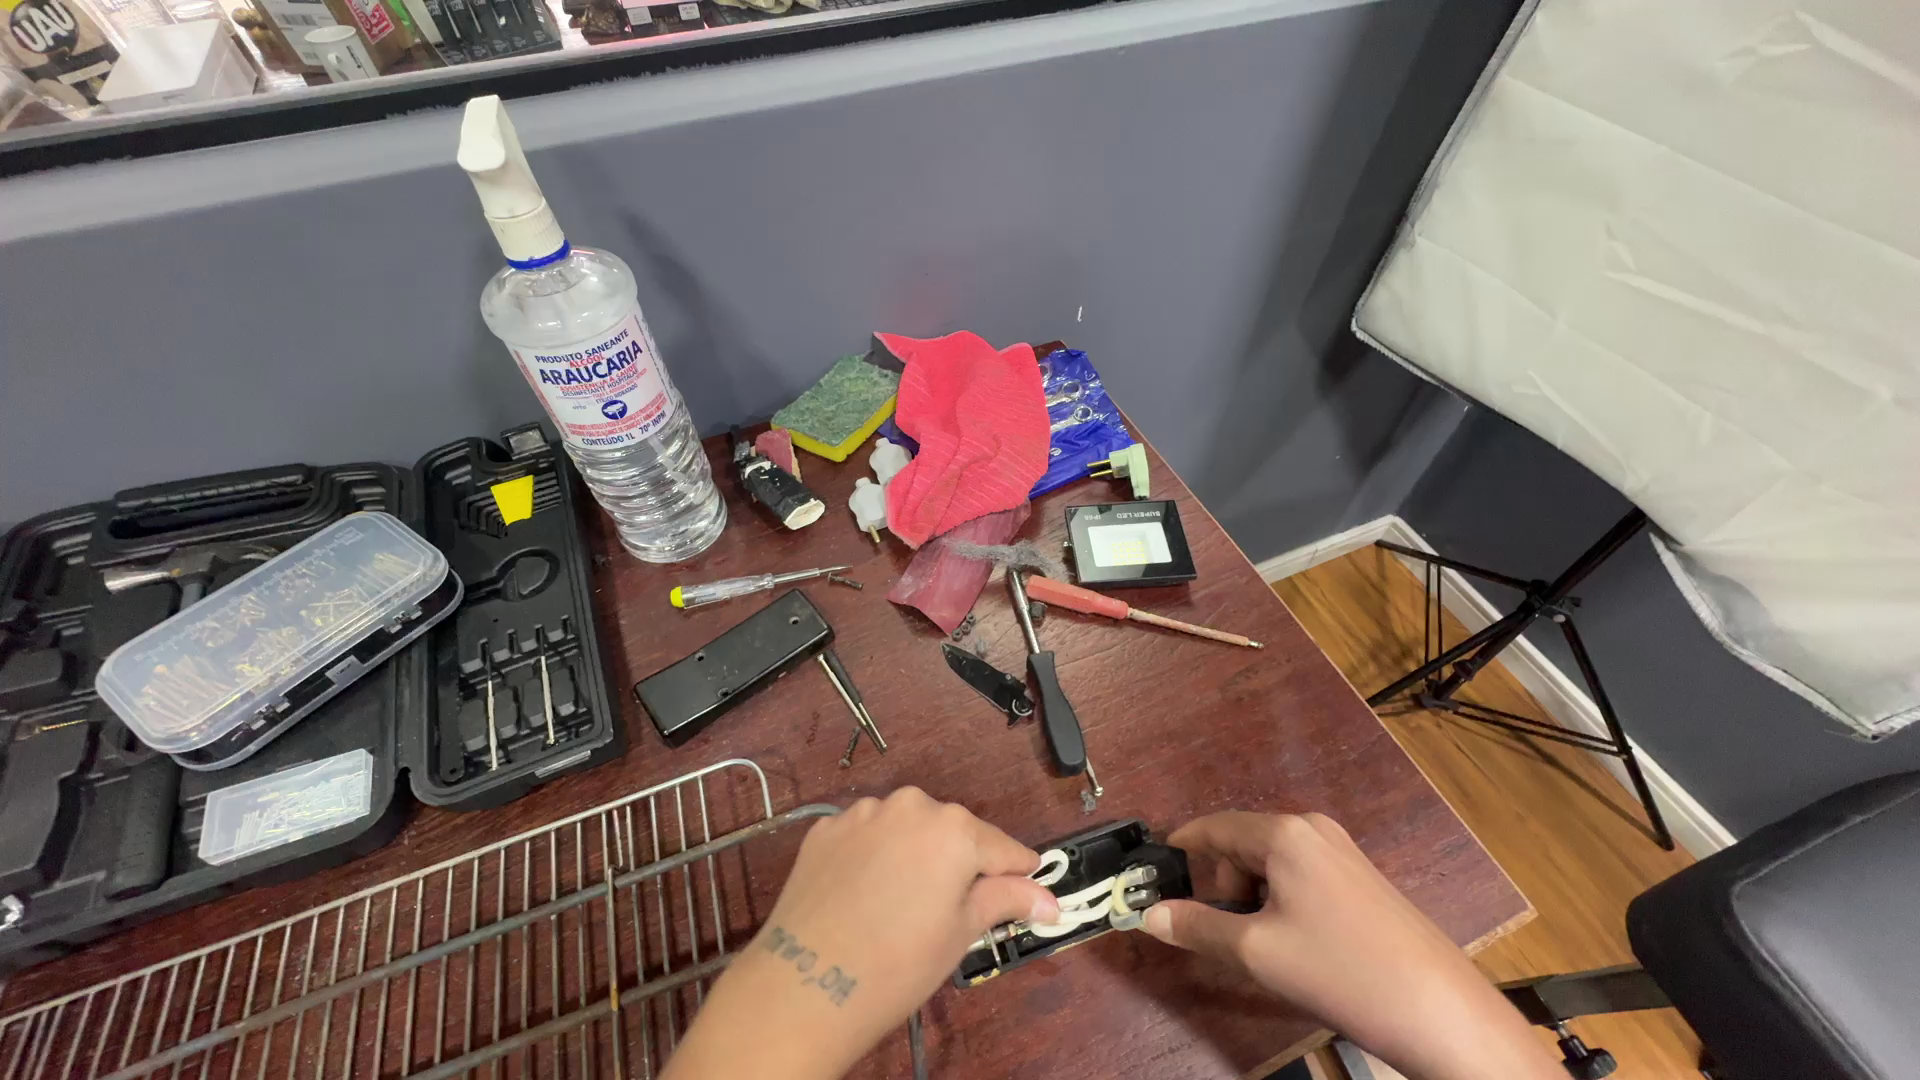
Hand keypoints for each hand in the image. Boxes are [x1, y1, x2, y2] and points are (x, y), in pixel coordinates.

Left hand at [661, 787, 1059, 1079]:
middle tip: (952, 909)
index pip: (1003, 847)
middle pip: (952, 831)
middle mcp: (911, 805)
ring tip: (902, 903)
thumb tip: (1050, 899)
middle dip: (960, 862)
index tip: (1027, 888)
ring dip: (913, 853)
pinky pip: (865, 835)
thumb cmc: (898, 963)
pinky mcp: (826, 828)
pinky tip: (865, 893)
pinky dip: (873, 855)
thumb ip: (1007, 900)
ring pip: (906, 829)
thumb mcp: (961, 932)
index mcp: (955, 828)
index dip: (1017, 872)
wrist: (805, 984)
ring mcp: (863, 813)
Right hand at [1143, 812, 1561, 1079]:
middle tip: (1227, 931)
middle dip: (1224, 883)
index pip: (1214, 826)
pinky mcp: (1363, 877)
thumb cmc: (1341, 971)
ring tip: (1267, 945)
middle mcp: (1312, 828)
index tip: (1157, 867)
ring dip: (1253, 895)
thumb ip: (1197, 928)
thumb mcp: (1257, 953)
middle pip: (1242, 844)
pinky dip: (1282, 899)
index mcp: (1284, 833)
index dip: (1182, 845)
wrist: (1445, 1015)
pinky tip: (1299, 942)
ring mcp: (1343, 851)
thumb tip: (1149, 916)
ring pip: (1272, 862)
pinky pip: (1301, 874)